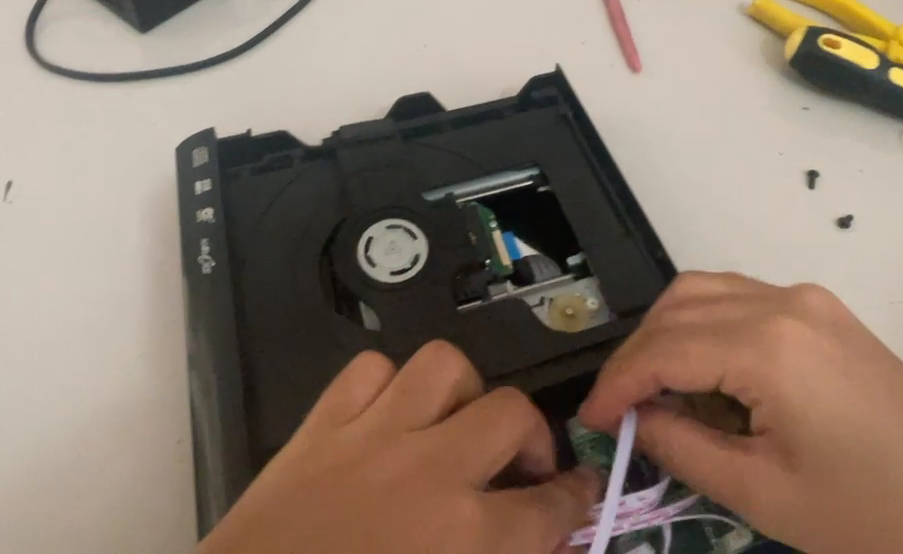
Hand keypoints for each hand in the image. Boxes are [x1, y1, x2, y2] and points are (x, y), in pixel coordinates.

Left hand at [199, 340, 596, 553]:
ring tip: (456, 422)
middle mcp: (429, 471)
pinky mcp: (323, 421)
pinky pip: (370, 368)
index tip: (580, 490)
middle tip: (519, 462)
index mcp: (464, 537)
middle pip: (509, 414)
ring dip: (462, 392)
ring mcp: (372, 435)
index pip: (546, 509)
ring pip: (442, 366)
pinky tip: (389, 413)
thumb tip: (528, 536)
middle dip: (530, 435)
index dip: (574, 498)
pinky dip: (388, 383)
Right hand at [578, 273, 902, 553]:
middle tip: (619, 409)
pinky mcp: (826, 313)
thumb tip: (633, 420)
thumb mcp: (767, 495)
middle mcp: (782, 301)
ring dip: (669, 332)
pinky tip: (707, 374)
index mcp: (767, 344)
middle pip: (678, 305)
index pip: (663, 348)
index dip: (617, 383)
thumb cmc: (880, 522)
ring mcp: (808, 300)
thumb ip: (683, 447)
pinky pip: (742, 300)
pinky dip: (707, 326)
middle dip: (638, 354)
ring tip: (656, 392)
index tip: (589, 422)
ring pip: (707, 291)